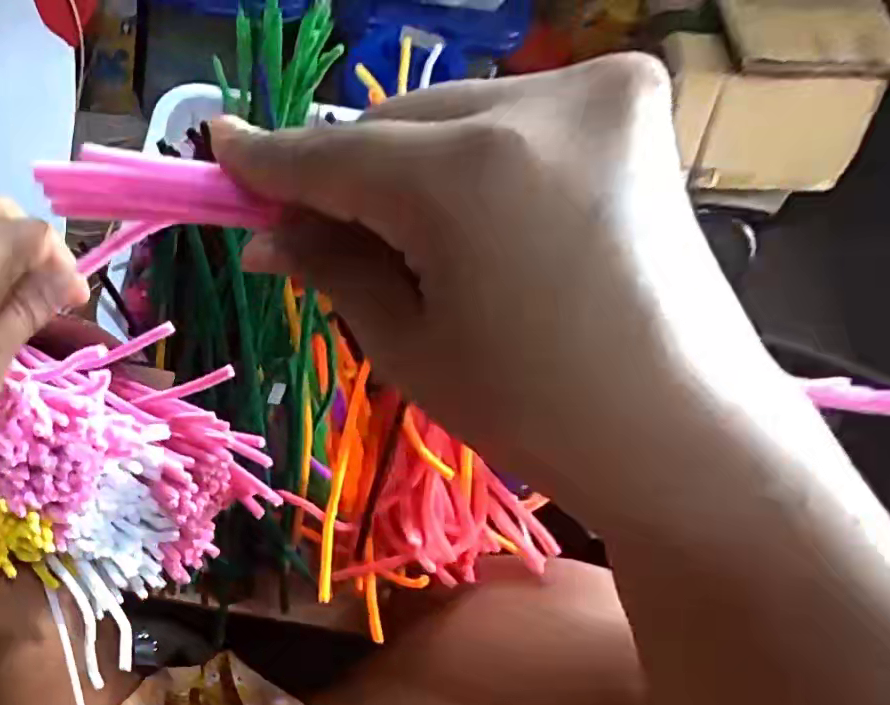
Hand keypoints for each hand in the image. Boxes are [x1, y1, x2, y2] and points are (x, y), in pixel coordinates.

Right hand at [211, 56, 781, 514]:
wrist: (671, 427)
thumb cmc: (522, 406)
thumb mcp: (404, 344)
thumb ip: (334, 269)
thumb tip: (265, 240)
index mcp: (468, 175)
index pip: (337, 155)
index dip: (269, 158)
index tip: (218, 145)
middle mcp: (537, 101)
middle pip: (392, 125)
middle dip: (338, 173)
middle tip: (297, 228)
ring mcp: (598, 92)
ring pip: (447, 116)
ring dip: (396, 168)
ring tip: (382, 238)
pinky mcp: (631, 107)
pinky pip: (504, 121)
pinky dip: (456, 161)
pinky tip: (449, 218)